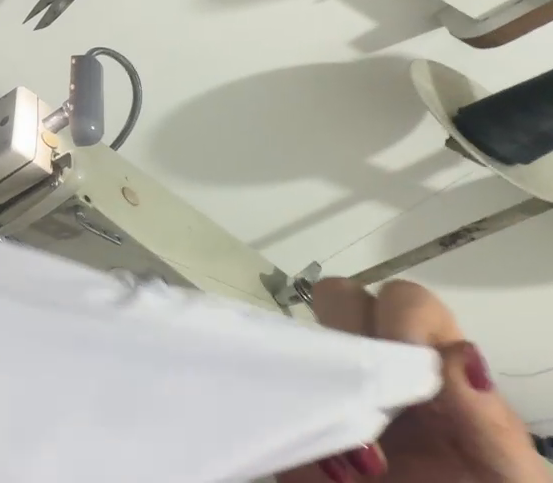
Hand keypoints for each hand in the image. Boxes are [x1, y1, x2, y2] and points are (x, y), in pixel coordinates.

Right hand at [280, 279, 545, 482]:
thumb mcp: (504, 468)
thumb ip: (487, 416)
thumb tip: (460, 352)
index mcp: (427, 363)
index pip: (405, 301)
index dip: (398, 315)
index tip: (398, 355)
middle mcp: (369, 360)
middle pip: (336, 297)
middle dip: (343, 331)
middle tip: (362, 390)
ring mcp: (320, 380)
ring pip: (288, 332)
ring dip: (309, 377)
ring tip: (349, 446)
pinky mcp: (281, 410)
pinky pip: (260, 385)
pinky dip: (288, 421)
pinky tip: (328, 465)